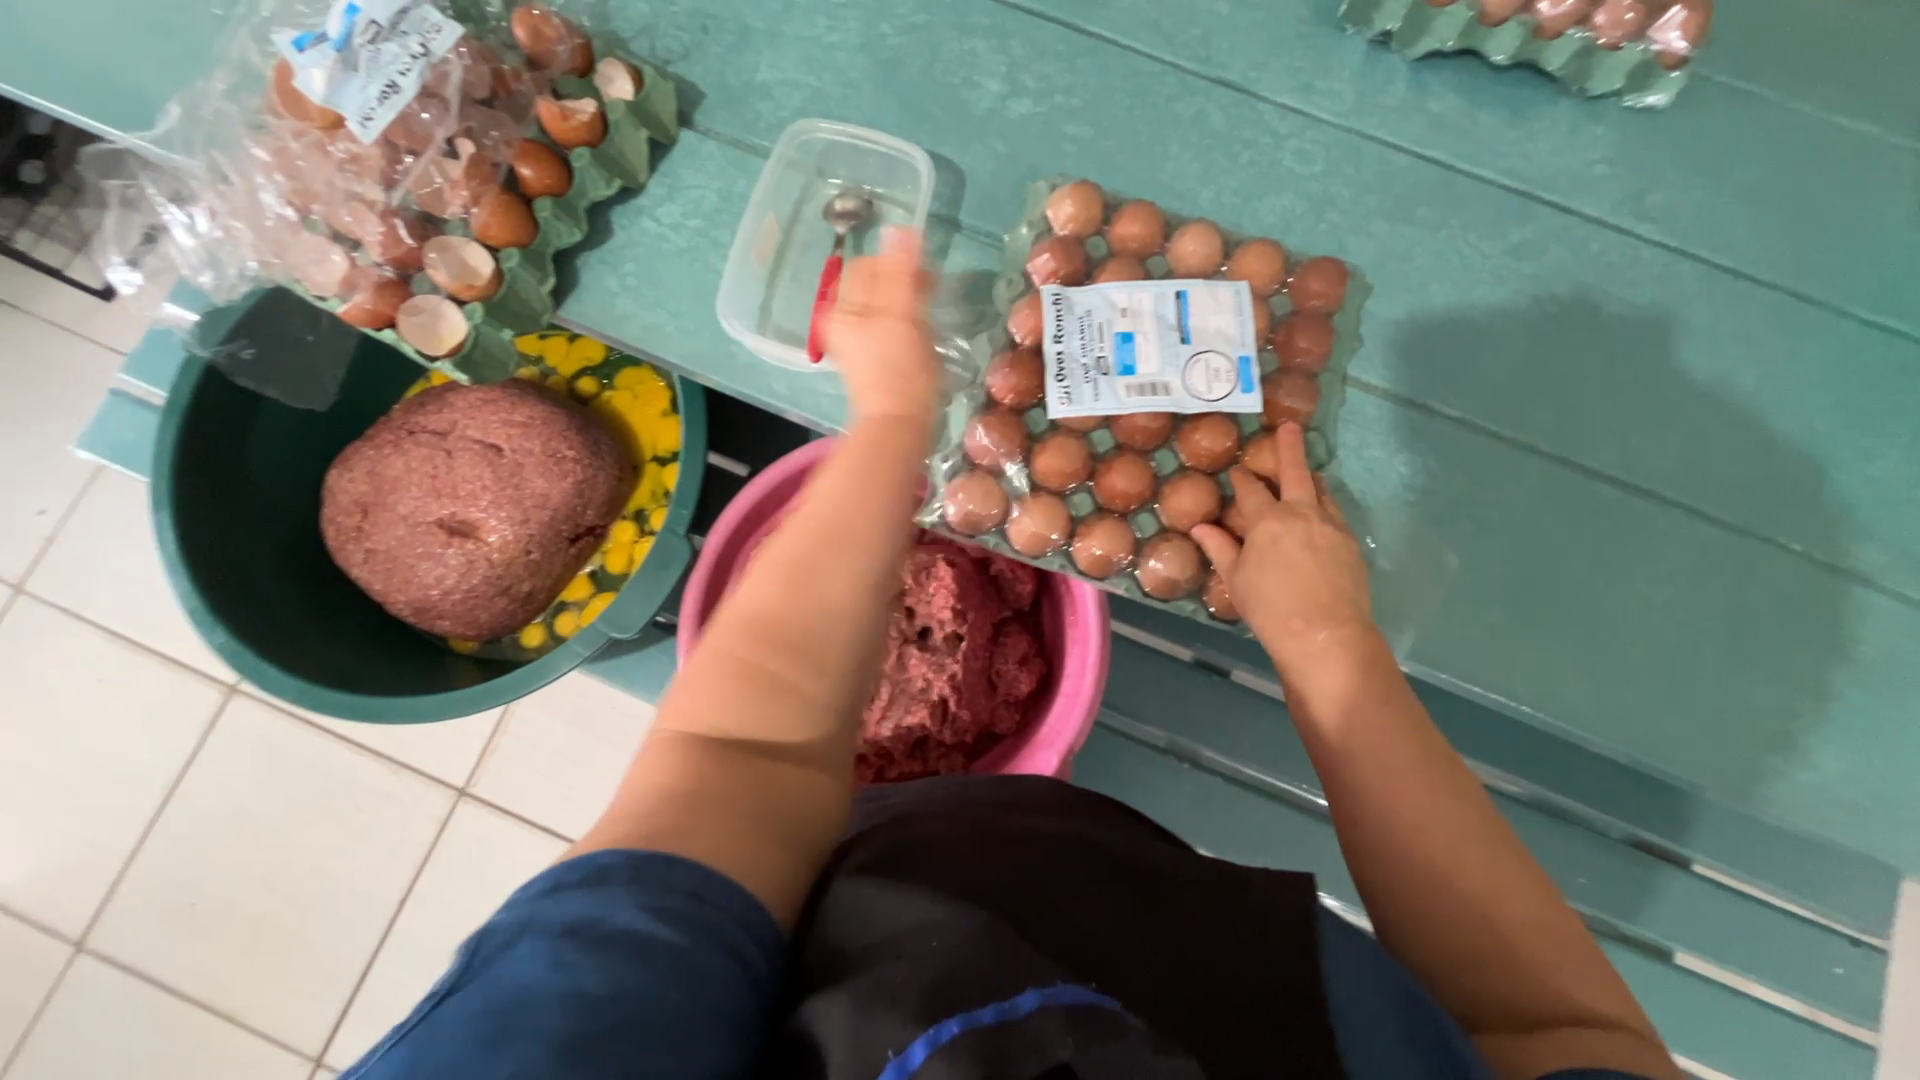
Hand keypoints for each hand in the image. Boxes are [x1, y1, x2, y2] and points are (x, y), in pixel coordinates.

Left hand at [824, 227, 942, 427]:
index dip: (897, 262)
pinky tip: (919, 337)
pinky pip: (886, 327)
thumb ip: (901, 270)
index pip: (868, 265)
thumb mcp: (902, 315)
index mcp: (842, 309)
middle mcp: (841, 322)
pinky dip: (903, 324)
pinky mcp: (870, 361)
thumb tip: (900, 227)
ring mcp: (854, 343)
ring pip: (881, 305)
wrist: (899, 426)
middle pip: (872, 284)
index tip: (927, 277)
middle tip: (930, 295)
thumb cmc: (901, 371)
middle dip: (902, 282)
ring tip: (926, 318)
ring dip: (906, 303)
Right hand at [1192, 423, 1374, 679]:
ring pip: (1321, 490)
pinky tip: (1320, 512)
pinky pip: (1334, 512)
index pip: (1251, 491)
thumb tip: (1200, 527)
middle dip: (1289, 448)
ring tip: (1306, 471)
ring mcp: (1331, 526)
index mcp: (1268, 521)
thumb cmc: (1270, 608)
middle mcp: (1302, 514)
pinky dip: (1324, 504)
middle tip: (1290, 428)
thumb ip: (1220, 548)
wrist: (1324, 634)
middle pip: (1296, 472)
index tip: (1236, 472)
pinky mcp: (1351, 542)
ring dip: (1310, 477)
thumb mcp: (1236, 579)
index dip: (1241, 479)